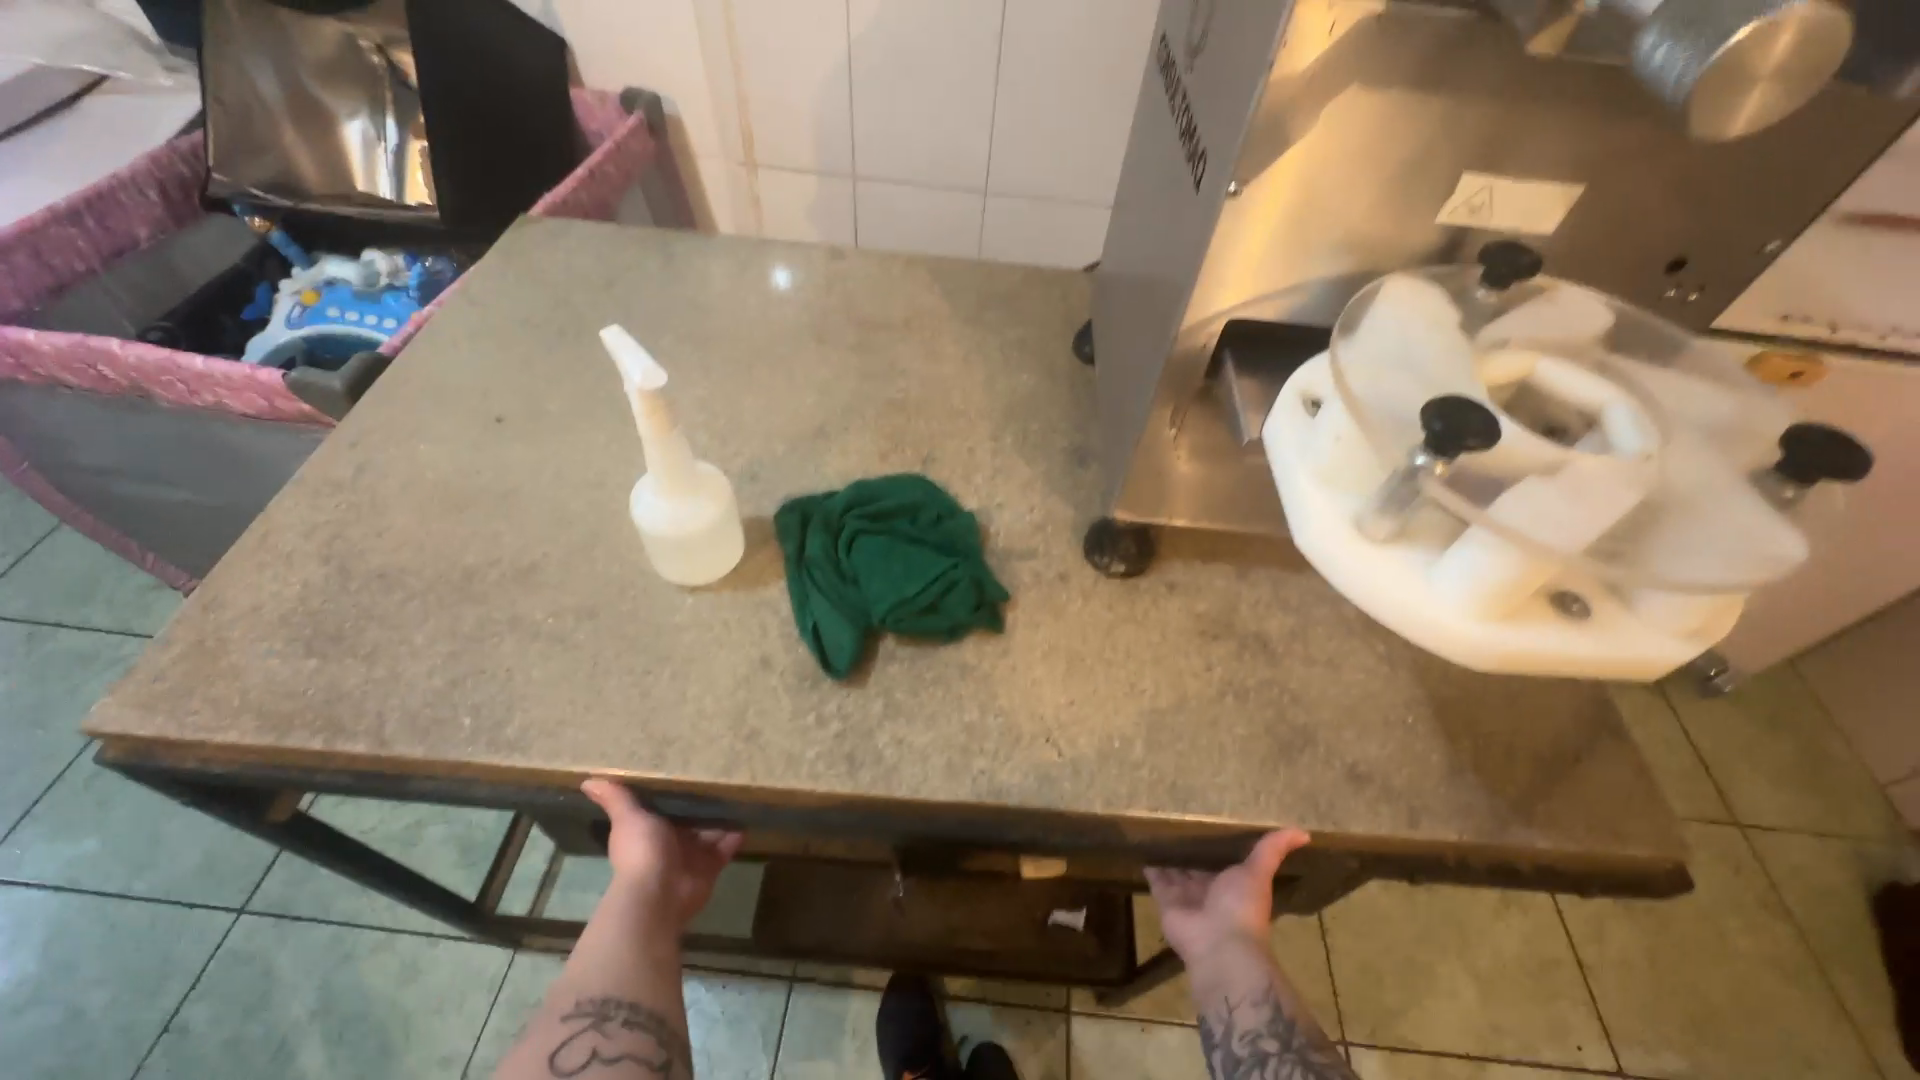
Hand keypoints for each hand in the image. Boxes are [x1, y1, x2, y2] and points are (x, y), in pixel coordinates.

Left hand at [581, 778, 744, 928]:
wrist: (658, 894)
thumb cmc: (641, 851)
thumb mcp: (628, 818)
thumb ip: (617, 799)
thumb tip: (588, 780)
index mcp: (650, 829)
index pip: (664, 806)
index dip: (674, 792)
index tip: (686, 769)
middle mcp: (671, 841)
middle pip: (690, 819)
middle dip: (702, 804)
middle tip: (721, 776)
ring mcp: (692, 855)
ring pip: (710, 831)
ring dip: (721, 817)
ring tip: (739, 791)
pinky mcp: (711, 866)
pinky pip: (726, 847)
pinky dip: (735, 836)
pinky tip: (745, 817)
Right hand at [1145, 829, 1310, 963]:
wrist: (1219, 943)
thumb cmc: (1242, 906)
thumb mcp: (1259, 872)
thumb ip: (1273, 850)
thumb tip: (1304, 833)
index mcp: (1231, 881)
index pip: (1222, 857)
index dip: (1216, 842)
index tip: (1208, 818)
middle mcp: (1209, 888)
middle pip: (1197, 864)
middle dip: (1189, 847)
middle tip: (1177, 817)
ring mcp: (1186, 896)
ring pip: (1175, 870)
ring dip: (1168, 854)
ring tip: (1156, 828)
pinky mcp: (1165, 900)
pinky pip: (1156, 879)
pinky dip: (1149, 866)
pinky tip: (1142, 847)